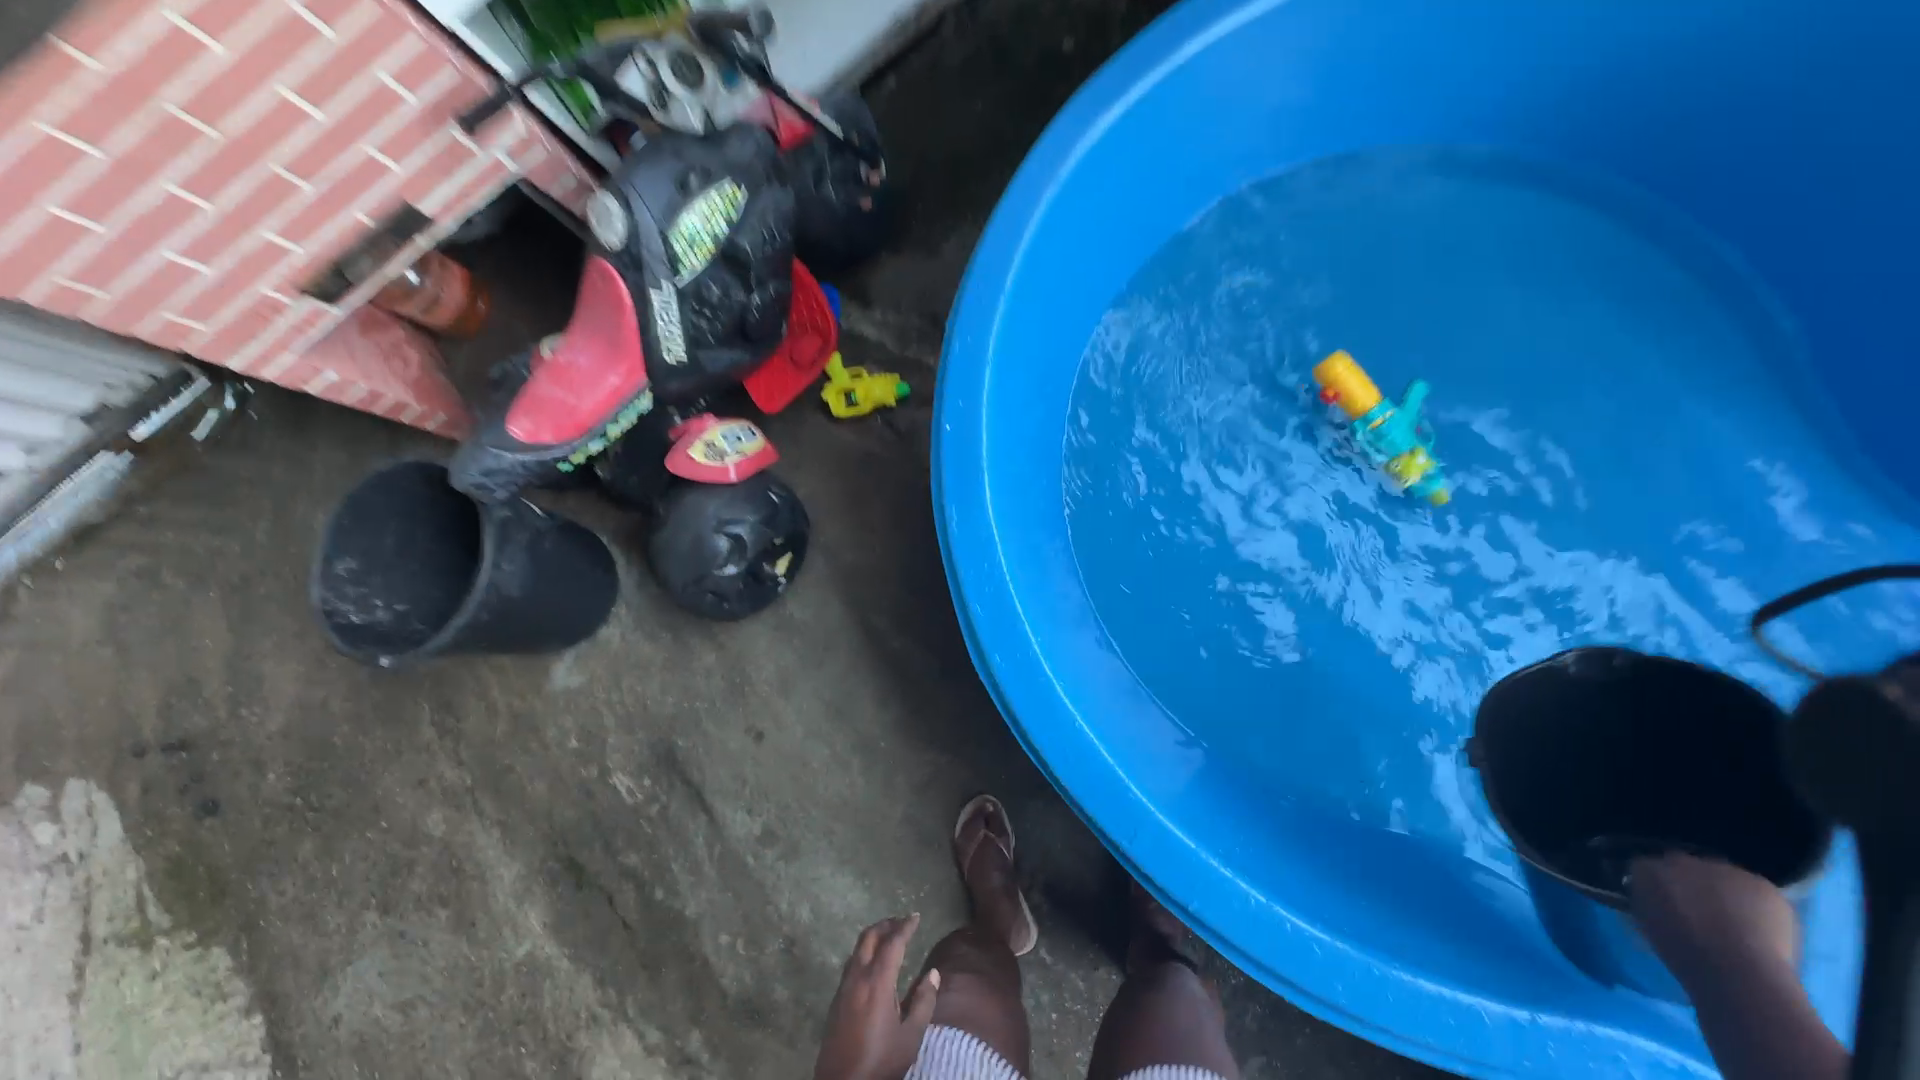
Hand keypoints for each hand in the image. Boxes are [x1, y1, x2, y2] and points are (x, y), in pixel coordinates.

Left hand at [813, 914, 941, 1079]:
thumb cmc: (881, 1061)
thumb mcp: (910, 1036)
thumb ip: (923, 1001)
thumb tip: (933, 974)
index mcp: (877, 983)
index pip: (892, 943)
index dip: (905, 926)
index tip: (916, 916)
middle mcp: (857, 978)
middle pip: (868, 938)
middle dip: (886, 925)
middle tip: (902, 921)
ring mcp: (843, 989)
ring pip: (856, 950)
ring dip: (873, 937)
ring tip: (889, 938)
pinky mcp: (836, 1001)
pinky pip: (851, 965)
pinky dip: (864, 953)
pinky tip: (874, 965)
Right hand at [1629, 852, 1798, 979]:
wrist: (1739, 972)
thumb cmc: (1684, 956)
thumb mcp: (1648, 928)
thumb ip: (1649, 905)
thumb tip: (1656, 904)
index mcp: (1646, 871)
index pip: (1645, 869)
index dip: (1655, 887)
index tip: (1662, 906)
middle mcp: (1680, 860)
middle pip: (1682, 866)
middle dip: (1689, 884)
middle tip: (1698, 914)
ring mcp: (1723, 868)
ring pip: (1721, 876)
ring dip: (1723, 892)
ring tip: (1734, 925)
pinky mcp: (1760, 883)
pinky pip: (1754, 889)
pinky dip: (1755, 904)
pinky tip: (1759, 929)